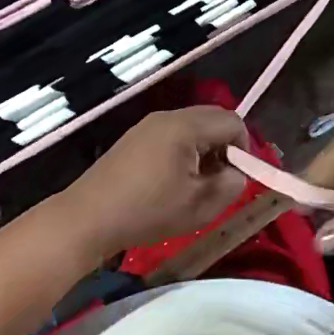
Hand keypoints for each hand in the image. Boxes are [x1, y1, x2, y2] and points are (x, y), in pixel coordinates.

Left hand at [55, 107, 250, 256]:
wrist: (88, 217)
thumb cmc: (148, 211)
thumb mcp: (200, 206)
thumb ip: (231, 185)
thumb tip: (237, 173)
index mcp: (185, 126)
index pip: (233, 121)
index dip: (245, 147)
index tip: (239, 177)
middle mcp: (167, 116)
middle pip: (212, 117)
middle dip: (226, 145)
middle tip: (221, 178)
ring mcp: (147, 125)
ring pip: (192, 125)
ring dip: (205, 148)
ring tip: (197, 182)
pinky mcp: (134, 138)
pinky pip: (172, 133)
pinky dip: (184, 150)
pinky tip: (173, 180)